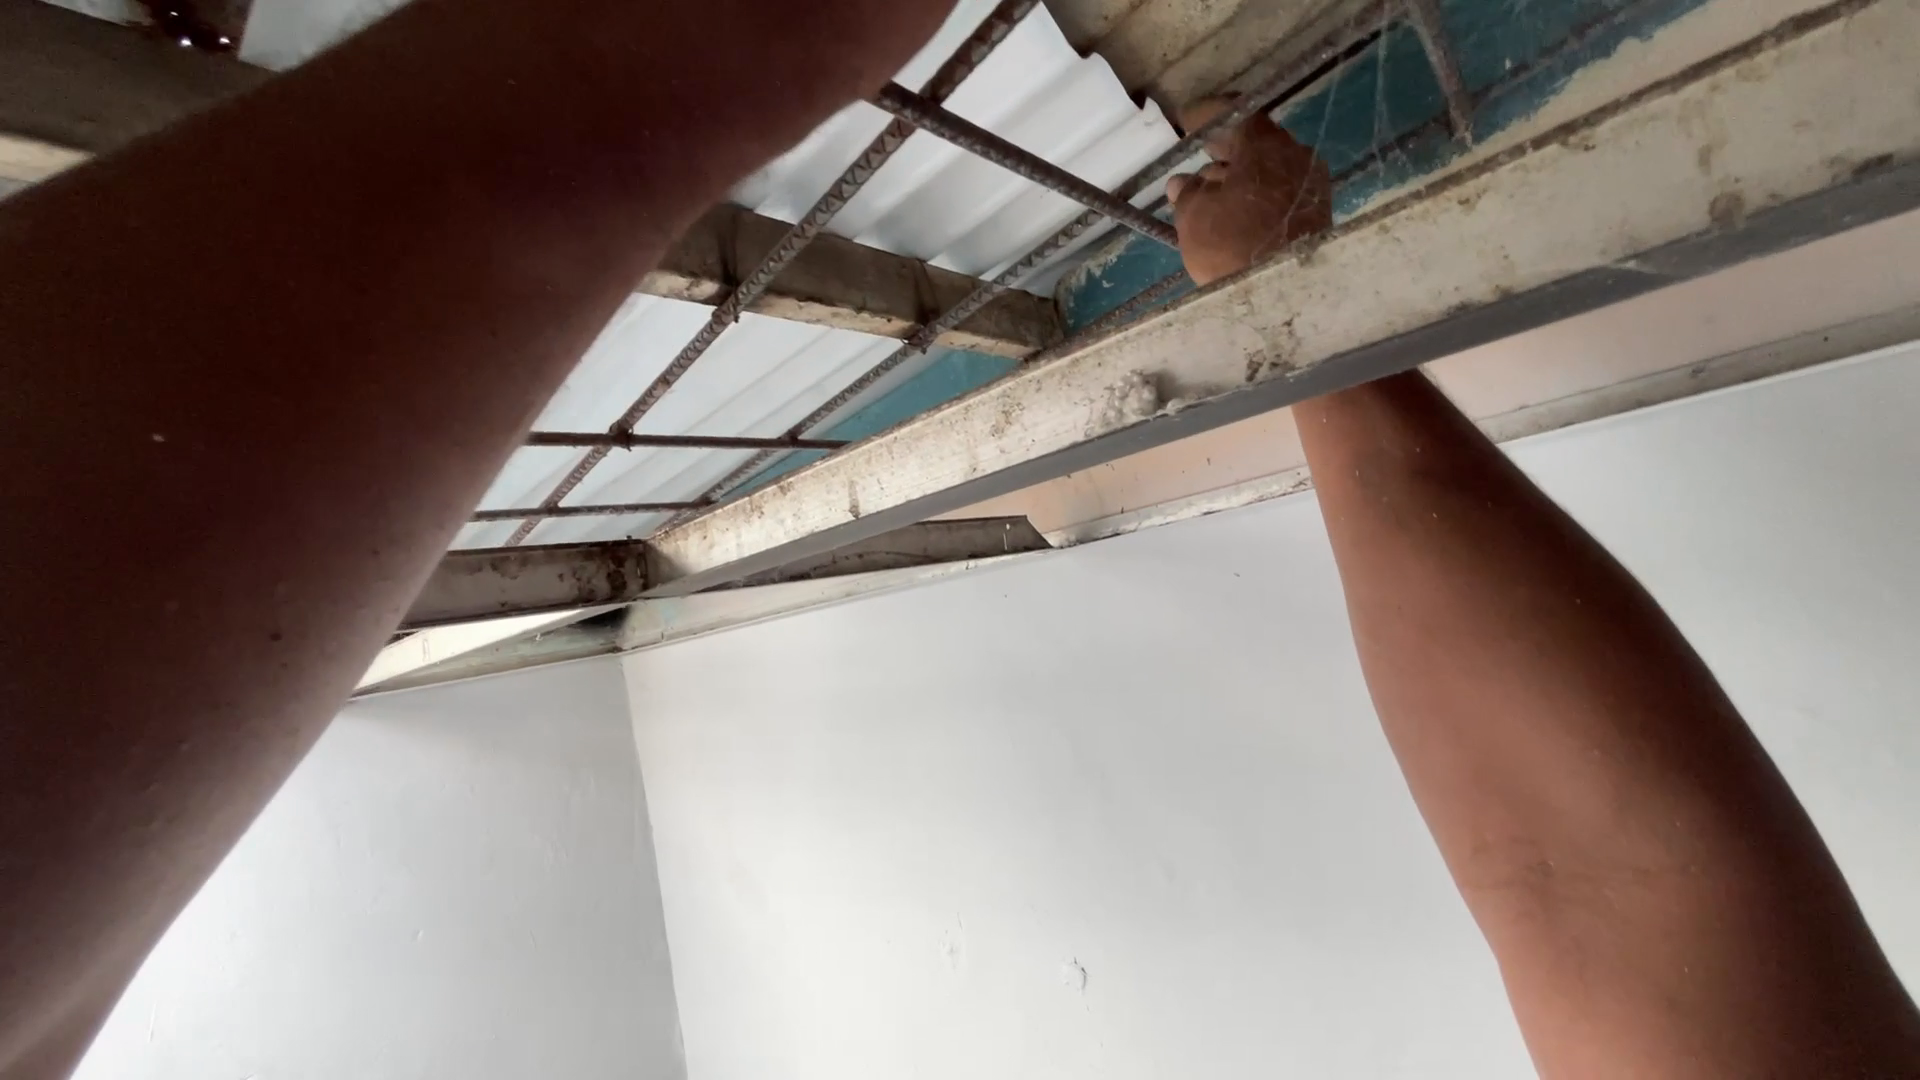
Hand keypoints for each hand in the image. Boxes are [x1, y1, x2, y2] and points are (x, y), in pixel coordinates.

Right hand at [1166, 100, 1332, 285]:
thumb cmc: (1230, 247)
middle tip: (1199, 156)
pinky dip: (1256, 196)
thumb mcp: (1194, 218)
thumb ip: (1187, 193)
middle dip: (1224, 150)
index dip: (1207, 116)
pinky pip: (1279, 192)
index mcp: (1264, 145)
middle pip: (1254, 143)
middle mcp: (1295, 154)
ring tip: (1212, 194)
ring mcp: (1310, 183)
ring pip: (1267, 169)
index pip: (1235, 114)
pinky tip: (1237, 213)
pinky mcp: (1315, 212)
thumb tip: (1182, 181)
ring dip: (1240, 177)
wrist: (1280, 292)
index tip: (1186, 121)